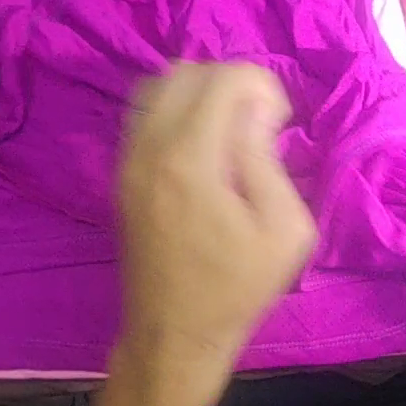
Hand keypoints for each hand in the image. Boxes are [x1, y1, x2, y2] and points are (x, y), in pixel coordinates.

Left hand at [112, 63, 316, 405]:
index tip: (280, 124)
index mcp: (189, 158)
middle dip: (232, 83)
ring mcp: (127, 160)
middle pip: (188, 71)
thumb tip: (255, 108)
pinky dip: (177, 111)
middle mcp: (148, 148)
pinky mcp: (121, 175)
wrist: (173, 334)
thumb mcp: (284, 229)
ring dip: (201, 94)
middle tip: (259, 124)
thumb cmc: (237, 287)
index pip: (223, 78)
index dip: (263, 86)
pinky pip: (144, 114)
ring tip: (230, 132)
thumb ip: (267, 156)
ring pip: (159, 86)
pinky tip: (203, 148)